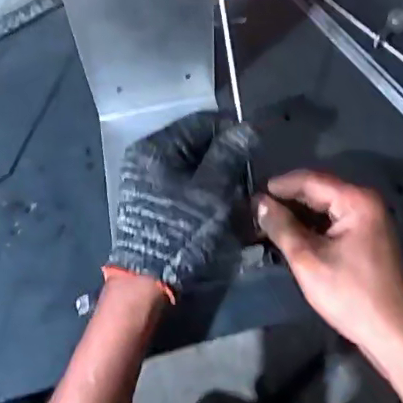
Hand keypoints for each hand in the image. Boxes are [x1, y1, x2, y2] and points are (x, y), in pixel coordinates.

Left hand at [108, 111, 256, 296]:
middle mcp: (148, 156)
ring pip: (193, 161)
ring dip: (217, 170)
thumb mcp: (211, 189)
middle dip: (224, 152)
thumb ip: (229, 154)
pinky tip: (222, 196)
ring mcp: (148, 177)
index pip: (200, 121)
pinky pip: (185, 179)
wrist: (148, 280)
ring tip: (239, 184)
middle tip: (249, 167)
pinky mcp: (154, 197)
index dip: (230, 129)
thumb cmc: (180, 229)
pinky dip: (205, 184)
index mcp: (155, 147)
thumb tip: (248, 126)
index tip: (255, 144)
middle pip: (196, 141)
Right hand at [256, 170, 402, 355]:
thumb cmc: (350, 294)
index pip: (312, 180)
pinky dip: (314, 225)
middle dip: (288, 199)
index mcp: (357, 200)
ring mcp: (370, 219)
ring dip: (299, 213)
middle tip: (257, 211)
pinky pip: (335, 221)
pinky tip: (293, 234)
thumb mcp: (309, 260)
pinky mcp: (368, 237)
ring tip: (269, 222)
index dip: (280, 186)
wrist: (392, 333)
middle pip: (320, 191)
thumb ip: (283, 227)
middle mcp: (366, 202)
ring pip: (327, 207)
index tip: (253, 195)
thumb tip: (260, 203)